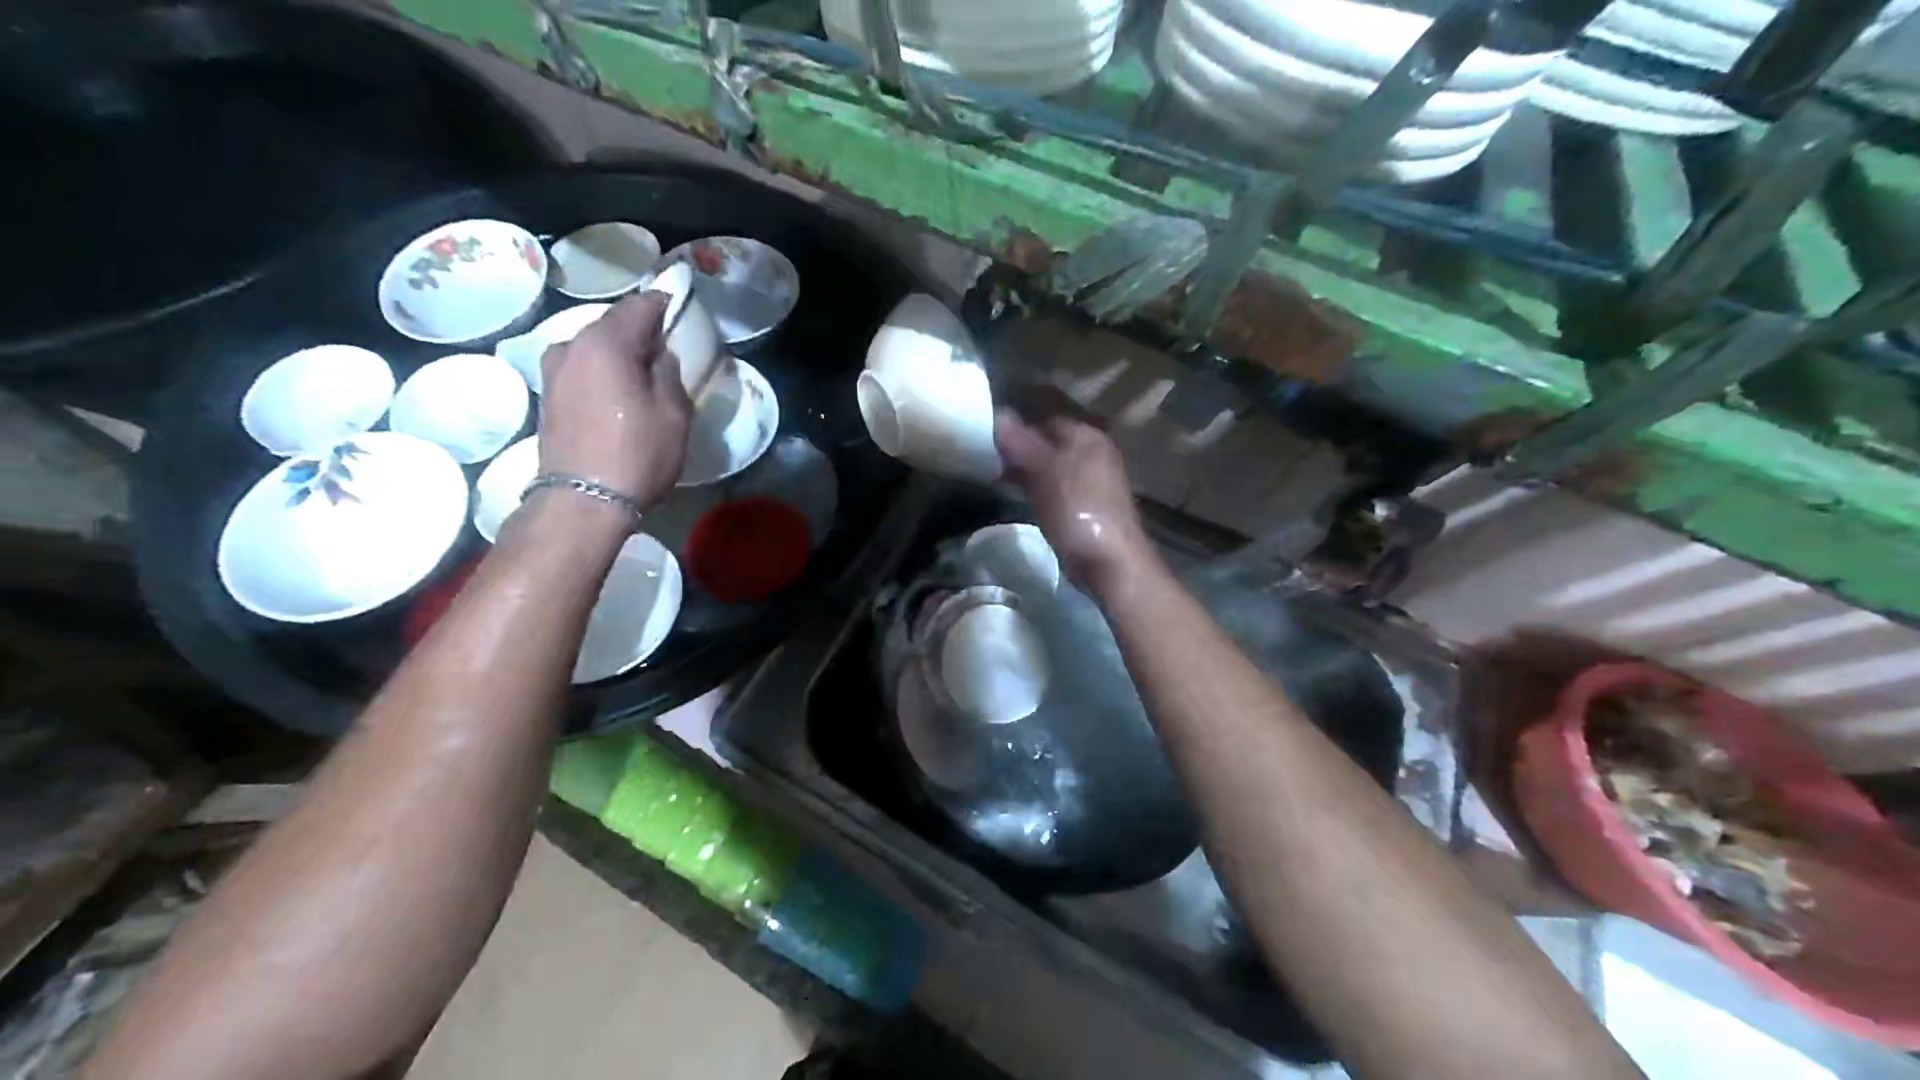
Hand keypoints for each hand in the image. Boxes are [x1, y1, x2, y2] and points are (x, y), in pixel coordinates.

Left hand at [537, 291, 692, 510]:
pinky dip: (602, 372)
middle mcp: (571, 346)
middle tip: (666, 349)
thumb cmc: (637, 454)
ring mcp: (553, 370)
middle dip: (640, 331)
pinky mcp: (547, 395)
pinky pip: (582, 368)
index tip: (680, 309)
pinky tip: (619, 393)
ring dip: (619, 354)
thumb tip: (659, 356)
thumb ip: (669, 373)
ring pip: (594, 347)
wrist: (582, 500)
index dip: (663, 304)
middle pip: (612, 325)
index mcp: (605, 343)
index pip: (639, 306)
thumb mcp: (674, 413)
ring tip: (643, 375)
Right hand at [995, 411, 1154, 599]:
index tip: (992, 444)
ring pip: (1051, 470)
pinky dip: (1038, 492)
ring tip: (998, 481)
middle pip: (1049, 446)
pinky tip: (1020, 500)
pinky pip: (1056, 491)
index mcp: (1088, 438)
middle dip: (1021, 454)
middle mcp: (1092, 455)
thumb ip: (1022, 444)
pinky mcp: (1084, 508)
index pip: (1047, 423)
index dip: (1020, 431)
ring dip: (1027, 474)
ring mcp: (1090, 483)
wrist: (1109, 560)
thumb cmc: (1078, 509)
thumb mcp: (1046, 472)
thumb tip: (1000, 414)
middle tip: (990, 464)